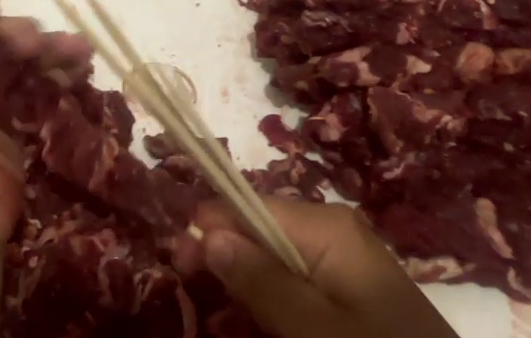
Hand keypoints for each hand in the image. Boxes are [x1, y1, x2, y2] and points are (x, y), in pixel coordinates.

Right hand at [196, 197, 459, 337]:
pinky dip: (273, 291)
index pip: (247, 206)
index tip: (176, 264)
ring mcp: (346, 257)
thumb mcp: (316, 329)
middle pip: (259, 225)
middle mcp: (333, 228)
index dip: (207, 227)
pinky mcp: (354, 287)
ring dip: (245, 275)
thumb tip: (206, 232)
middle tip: (192, 288)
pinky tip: (263, 314)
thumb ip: (262, 281)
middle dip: (223, 251)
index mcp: (325, 225)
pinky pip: (298, 274)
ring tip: (224, 305)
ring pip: (274, 252)